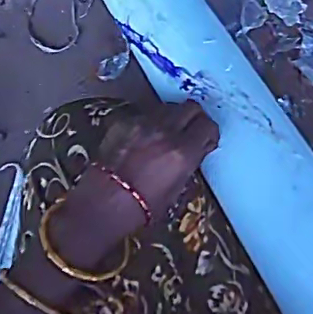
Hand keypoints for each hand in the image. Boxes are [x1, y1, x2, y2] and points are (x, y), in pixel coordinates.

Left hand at [92, 100, 218, 235]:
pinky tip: (145, 137)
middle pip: (191, 108)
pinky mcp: (124, 120)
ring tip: (168, 133)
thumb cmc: (142, 206)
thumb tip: (198, 148)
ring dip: (174, 117)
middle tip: (191, 131)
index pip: (207, 126)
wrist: (103, 203)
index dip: (209, 133)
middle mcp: (166, 131)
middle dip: (195, 118)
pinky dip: (151, 122)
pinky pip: (146, 113)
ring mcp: (143, 122)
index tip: (206, 139)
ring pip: (169, 107)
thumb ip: (190, 161)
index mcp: (183, 152)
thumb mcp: (177, 189)